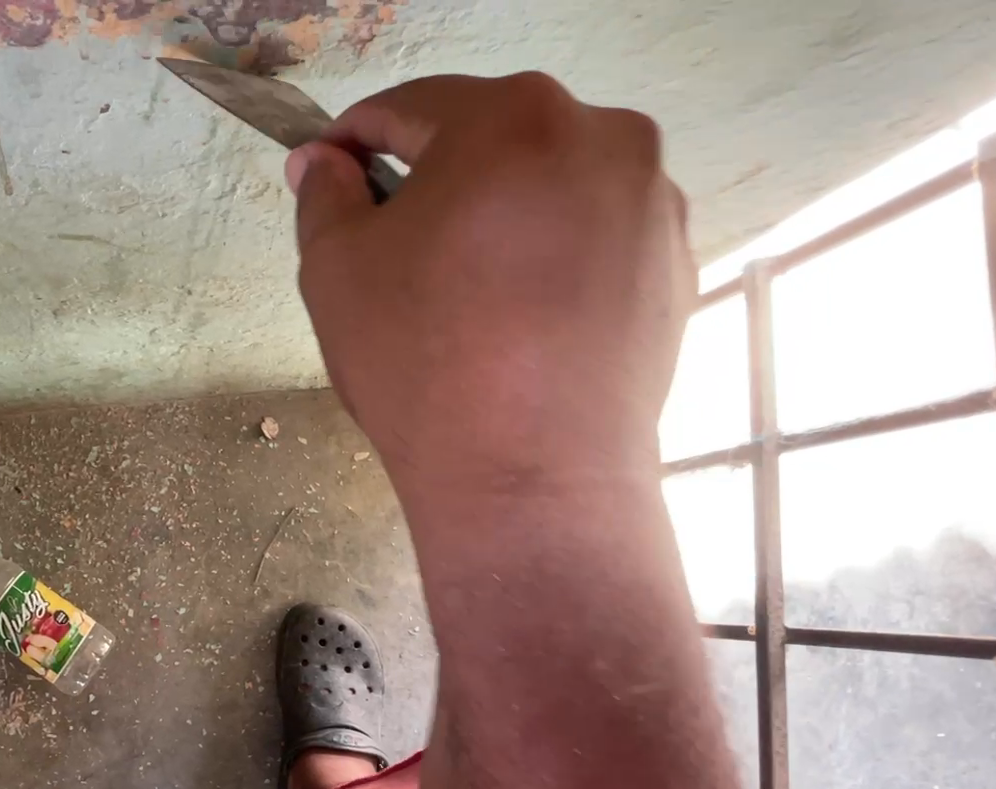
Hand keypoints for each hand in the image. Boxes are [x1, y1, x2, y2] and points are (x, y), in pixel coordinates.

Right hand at [288, 73, 696, 504]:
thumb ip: (322, 197)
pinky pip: (587, 238)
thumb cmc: (417, 361)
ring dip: (489, 221)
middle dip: (428, 184)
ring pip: (542, 189)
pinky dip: (540, 260)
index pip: (410, 107)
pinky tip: (510, 324)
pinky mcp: (675, 263)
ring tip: (456, 300)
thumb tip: (320, 161)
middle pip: (487, 142)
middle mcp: (602, 134)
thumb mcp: (335, 272)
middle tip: (388, 253)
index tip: (323, 173)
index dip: (352, 139)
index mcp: (511, 120)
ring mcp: (653, 199)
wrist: (527, 475)